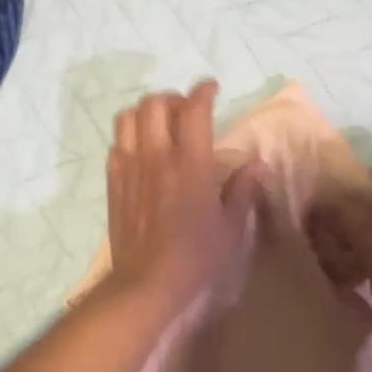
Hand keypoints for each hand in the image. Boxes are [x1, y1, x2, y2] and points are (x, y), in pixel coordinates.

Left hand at [104, 81, 266, 311]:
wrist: (147, 282)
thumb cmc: (196, 257)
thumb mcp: (231, 228)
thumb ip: (243, 190)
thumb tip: (258, 165)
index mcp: (191, 164)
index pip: (194, 109)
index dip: (203, 91)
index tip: (211, 89)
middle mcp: (157, 157)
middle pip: (154, 103)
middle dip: (172, 98)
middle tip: (186, 112)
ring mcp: (130, 168)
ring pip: (128, 118)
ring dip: (146, 112)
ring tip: (160, 125)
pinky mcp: (113, 184)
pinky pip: (116, 145)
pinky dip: (130, 138)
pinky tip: (142, 153)